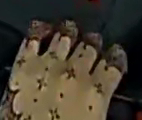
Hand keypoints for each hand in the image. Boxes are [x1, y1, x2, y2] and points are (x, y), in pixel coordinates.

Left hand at [0, 19, 126, 119]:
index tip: (115, 57)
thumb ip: (102, 111)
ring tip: (70, 36)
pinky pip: (35, 34)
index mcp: (95, 93)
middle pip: (90, 45)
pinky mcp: (25, 64)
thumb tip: (104, 107)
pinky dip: (41, 30)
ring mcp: (49, 64)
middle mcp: (75, 72)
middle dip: (93, 45)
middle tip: (91, 48)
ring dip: (70, 35)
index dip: (116, 58)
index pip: (114, 63)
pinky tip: (44, 30)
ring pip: (66, 34)